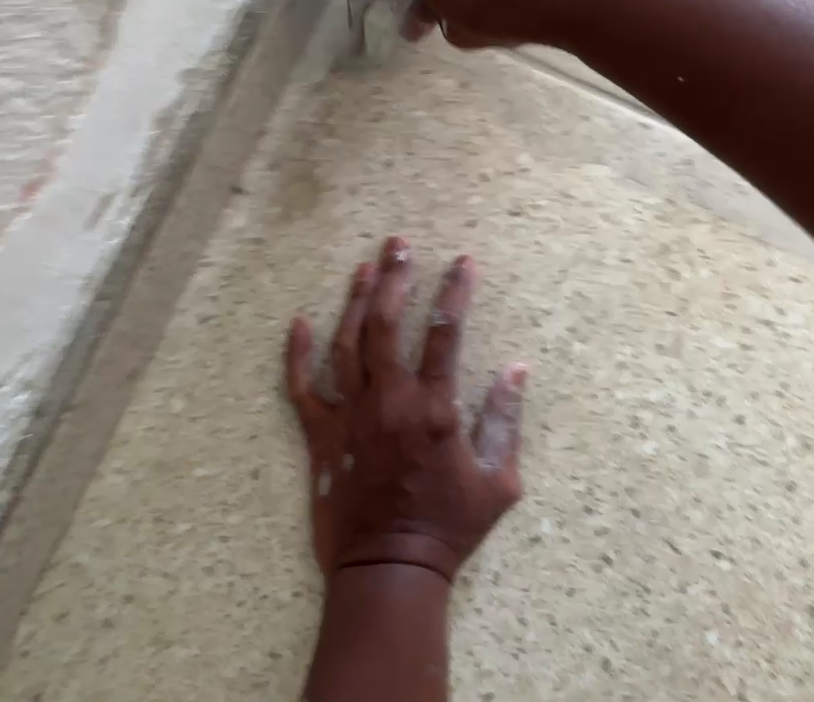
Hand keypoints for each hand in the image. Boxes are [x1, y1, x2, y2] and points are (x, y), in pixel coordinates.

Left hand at [286, 236, 527, 580]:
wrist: (389, 568)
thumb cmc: (449, 527)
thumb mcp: (499, 481)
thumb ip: (506, 421)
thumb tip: (516, 369)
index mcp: (435, 410)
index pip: (446, 334)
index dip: (456, 292)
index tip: (462, 262)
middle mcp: (390, 401)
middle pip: (388, 324)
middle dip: (396, 279)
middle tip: (400, 245)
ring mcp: (350, 416)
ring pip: (346, 343)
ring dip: (355, 301)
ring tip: (365, 266)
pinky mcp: (320, 436)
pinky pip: (301, 387)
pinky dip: (297, 354)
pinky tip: (299, 322)